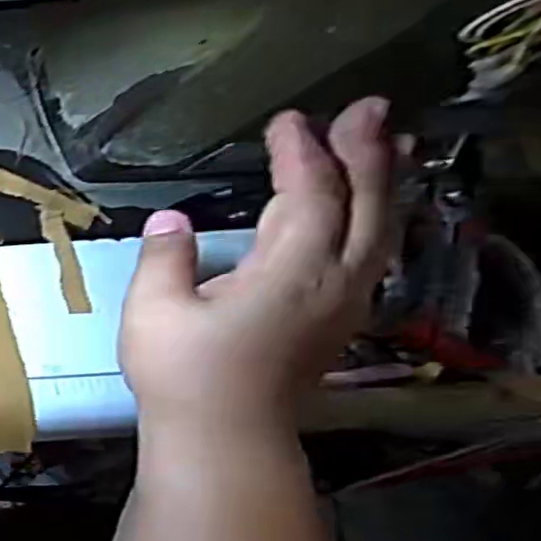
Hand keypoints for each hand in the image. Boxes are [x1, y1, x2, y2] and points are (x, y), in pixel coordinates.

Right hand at [120, 96, 396, 430]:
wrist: (220, 431)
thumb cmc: (181, 371)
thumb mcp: (152, 311)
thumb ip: (164, 259)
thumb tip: (170, 220)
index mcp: (289, 270)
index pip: (309, 194)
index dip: (300, 153)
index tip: (287, 122)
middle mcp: (333, 278)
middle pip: (366, 202)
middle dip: (366, 152)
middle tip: (367, 109)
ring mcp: (344, 300)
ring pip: (381, 227)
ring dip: (383, 182)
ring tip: (387, 147)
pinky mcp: (337, 319)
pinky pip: (373, 251)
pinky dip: (376, 218)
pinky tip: (366, 215)